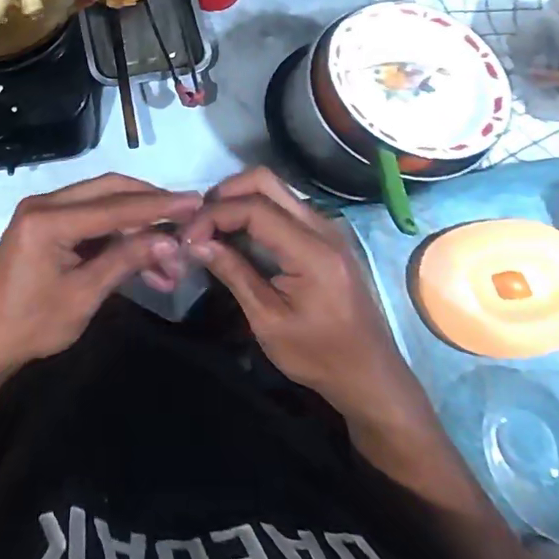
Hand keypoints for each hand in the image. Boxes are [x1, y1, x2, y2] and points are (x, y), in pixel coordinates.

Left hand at [0, 174, 200, 372]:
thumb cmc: (33, 323)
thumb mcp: (85, 294)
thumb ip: (125, 260)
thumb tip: (170, 241)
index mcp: (48, 219)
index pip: (114, 205)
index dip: (158, 205)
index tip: (197, 202)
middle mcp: (44, 204)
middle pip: (109, 191)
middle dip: (150, 206)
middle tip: (188, 222)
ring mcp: (43, 212)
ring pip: (102, 204)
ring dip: (136, 227)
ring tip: (171, 262)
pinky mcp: (46, 225)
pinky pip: (89, 220)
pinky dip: (117, 237)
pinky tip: (145, 264)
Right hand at [179, 167, 426, 424]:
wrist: (370, 377)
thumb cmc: (319, 356)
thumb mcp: (268, 321)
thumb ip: (233, 273)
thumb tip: (194, 243)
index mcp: (313, 252)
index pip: (253, 208)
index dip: (213, 215)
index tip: (188, 238)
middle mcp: (323, 228)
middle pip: (264, 181)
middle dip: (223, 194)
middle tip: (198, 224)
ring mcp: (326, 228)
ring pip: (273, 188)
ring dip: (237, 199)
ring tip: (211, 229)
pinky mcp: (323, 236)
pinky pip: (282, 205)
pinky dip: (252, 209)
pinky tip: (235, 236)